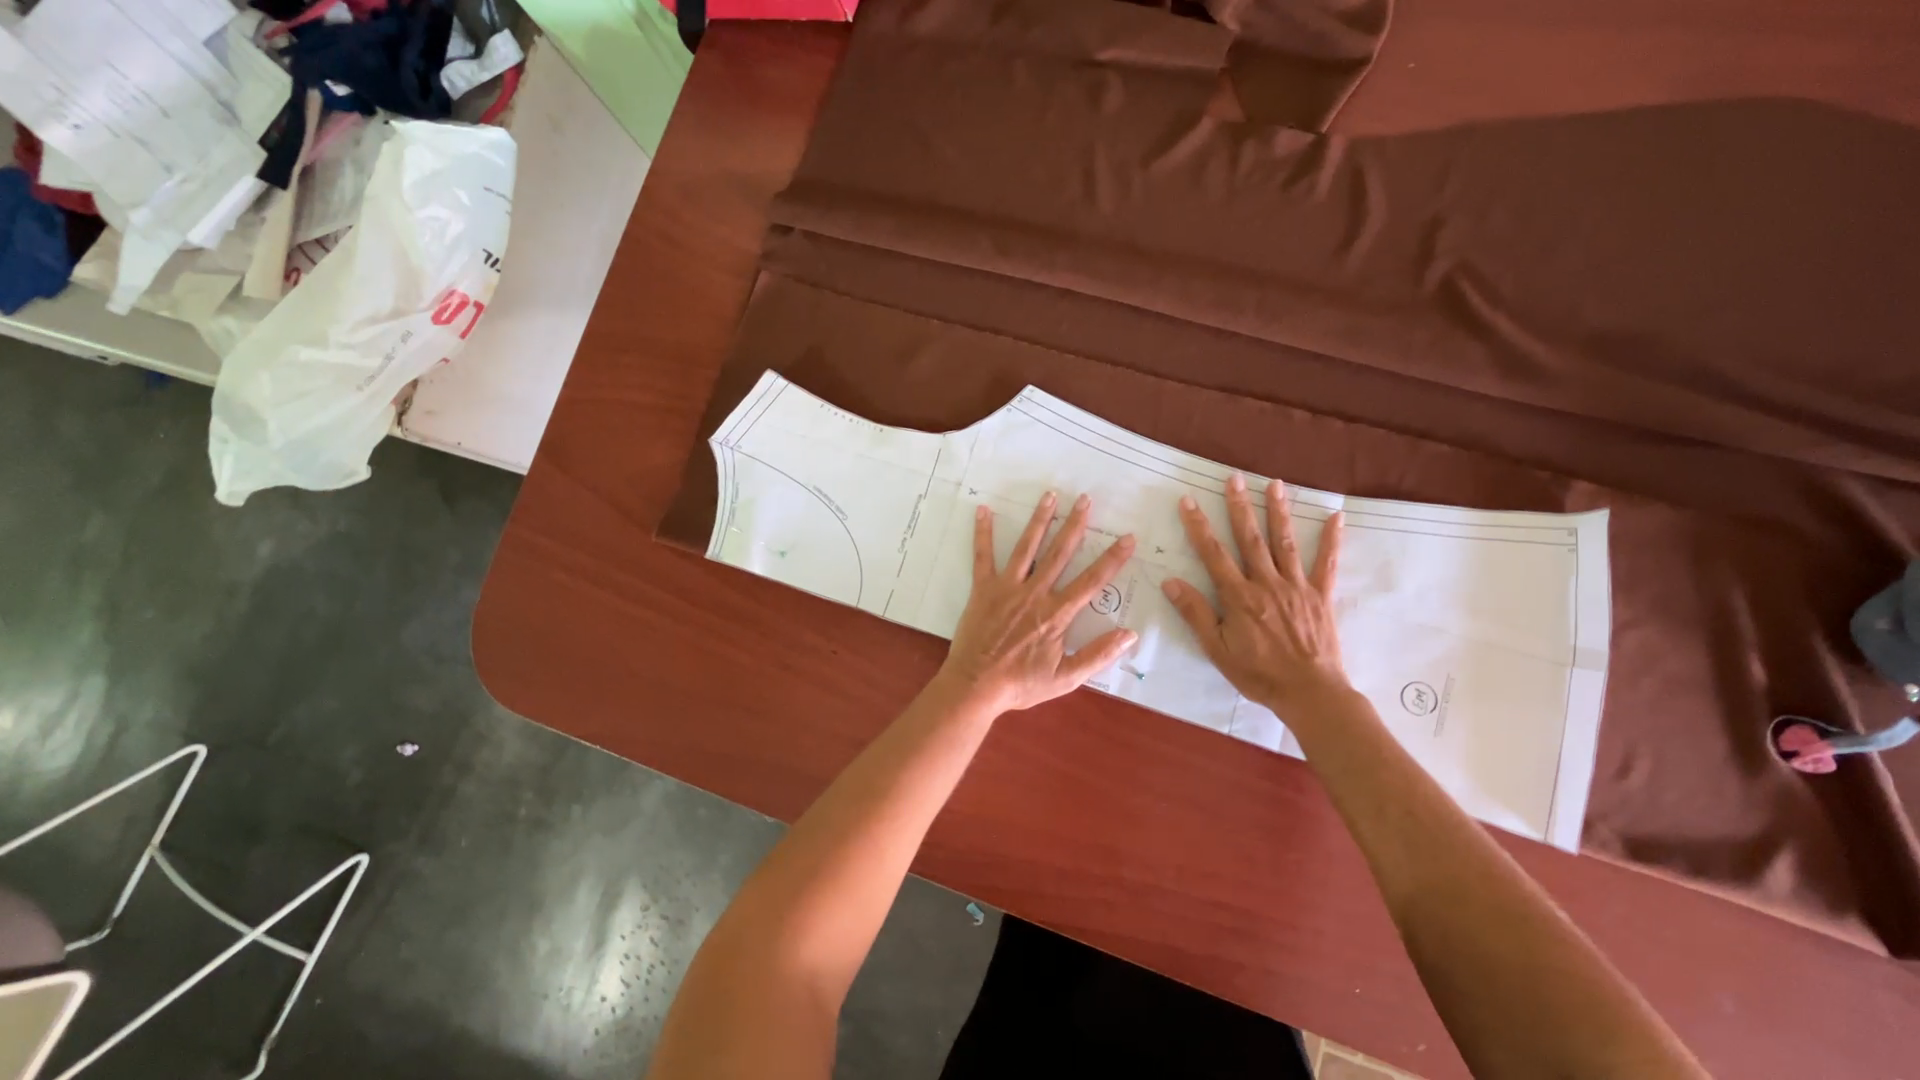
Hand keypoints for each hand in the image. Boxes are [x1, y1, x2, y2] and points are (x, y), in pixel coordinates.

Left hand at [938, 492, 1138, 712]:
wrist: (976, 687)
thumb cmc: (1021, 684)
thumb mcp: (1066, 678)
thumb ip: (1098, 655)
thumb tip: (1130, 634)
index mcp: (1057, 614)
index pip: (1091, 581)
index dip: (1112, 559)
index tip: (1127, 538)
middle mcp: (1035, 594)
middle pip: (1060, 553)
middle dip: (1075, 525)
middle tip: (1086, 500)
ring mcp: (1007, 588)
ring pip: (1027, 548)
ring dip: (1039, 520)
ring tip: (1050, 495)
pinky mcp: (982, 590)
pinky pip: (982, 557)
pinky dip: (982, 533)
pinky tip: (983, 510)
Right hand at [1161, 474, 1350, 715]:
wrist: (1309, 692)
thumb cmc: (1258, 675)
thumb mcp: (1217, 649)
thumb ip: (1196, 614)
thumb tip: (1171, 583)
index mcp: (1239, 597)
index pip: (1213, 555)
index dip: (1199, 526)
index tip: (1188, 500)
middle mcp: (1267, 584)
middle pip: (1250, 538)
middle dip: (1239, 506)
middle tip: (1233, 477)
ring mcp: (1296, 587)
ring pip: (1284, 542)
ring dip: (1278, 511)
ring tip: (1275, 484)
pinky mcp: (1320, 596)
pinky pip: (1326, 563)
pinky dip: (1331, 540)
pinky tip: (1336, 517)